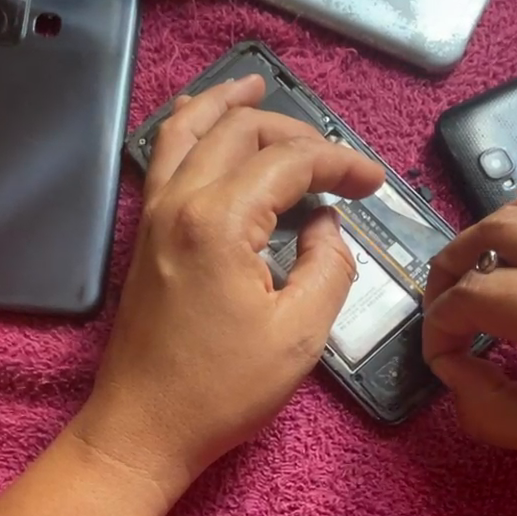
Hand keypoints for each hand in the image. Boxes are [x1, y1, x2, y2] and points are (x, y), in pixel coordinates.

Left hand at [69, 75, 385, 499]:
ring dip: (228, 106)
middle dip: (296, 133)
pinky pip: (162, 160)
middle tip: (335, 161)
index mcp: (220, 222)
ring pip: (190, 131)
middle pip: (242, 132)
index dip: (340, 164)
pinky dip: (187, 131)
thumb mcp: (299, 336)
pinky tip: (202, 127)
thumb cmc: (219, 392)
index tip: (373, 184)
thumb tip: (328, 228)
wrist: (143, 429)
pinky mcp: (143, 238)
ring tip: (256, 86)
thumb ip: (329, 268)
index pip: (290, 162)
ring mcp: (152, 217)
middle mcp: (178, 203)